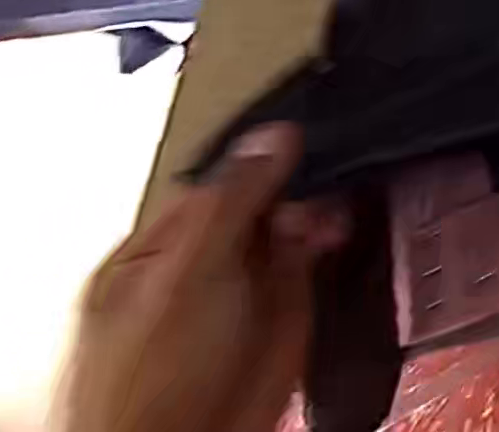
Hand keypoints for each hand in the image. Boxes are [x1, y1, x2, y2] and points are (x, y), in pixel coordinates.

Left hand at [58, 124, 347, 431]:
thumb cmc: (163, 368)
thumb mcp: (193, 272)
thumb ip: (237, 200)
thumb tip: (277, 131)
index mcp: (160, 247)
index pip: (219, 179)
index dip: (262, 157)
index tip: (305, 139)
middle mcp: (206, 254)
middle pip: (265, 193)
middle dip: (298, 184)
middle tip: (318, 189)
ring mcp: (250, 274)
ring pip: (297, 214)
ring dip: (319, 206)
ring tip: (327, 221)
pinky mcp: (291, 291)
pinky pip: (318, 242)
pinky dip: (334, 229)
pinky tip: (338, 231)